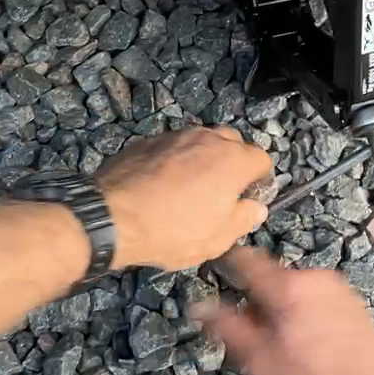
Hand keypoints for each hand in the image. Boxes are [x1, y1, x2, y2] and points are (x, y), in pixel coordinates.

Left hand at [97, 127, 271, 270]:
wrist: (111, 217)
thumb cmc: (172, 230)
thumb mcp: (218, 238)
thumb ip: (244, 219)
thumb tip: (255, 208)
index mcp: (233, 160)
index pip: (261, 159)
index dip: (259, 181)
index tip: (247, 200)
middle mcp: (207, 139)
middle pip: (233, 143)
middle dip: (233, 164)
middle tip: (221, 193)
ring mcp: (175, 135)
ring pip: (201, 142)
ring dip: (203, 160)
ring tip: (190, 189)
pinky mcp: (147, 140)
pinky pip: (173, 147)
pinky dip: (175, 161)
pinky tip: (163, 186)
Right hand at [192, 248, 373, 374]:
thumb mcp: (261, 361)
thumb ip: (228, 328)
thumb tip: (198, 305)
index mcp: (287, 286)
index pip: (246, 259)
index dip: (228, 263)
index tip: (217, 272)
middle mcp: (313, 277)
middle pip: (271, 280)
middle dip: (259, 304)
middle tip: (258, 341)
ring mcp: (337, 288)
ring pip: (295, 292)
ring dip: (284, 310)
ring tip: (288, 349)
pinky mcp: (353, 302)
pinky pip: (317, 300)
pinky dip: (307, 314)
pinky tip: (313, 348)